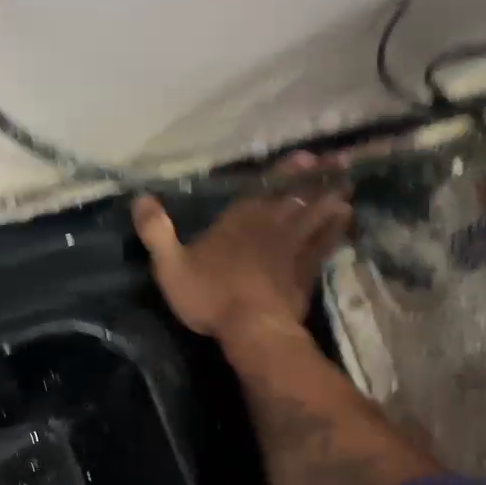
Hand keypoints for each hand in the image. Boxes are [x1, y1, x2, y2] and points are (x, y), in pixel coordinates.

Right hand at [132, 153, 353, 342]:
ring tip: (346, 186)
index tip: (305, 156)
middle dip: (316, 179)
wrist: (252, 328)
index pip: (266, 187)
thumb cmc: (209, 296)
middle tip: (337, 163)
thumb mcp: (169, 266)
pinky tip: (345, 221)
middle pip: (299, 195)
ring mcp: (294, 248)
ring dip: (333, 199)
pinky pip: (327, 243)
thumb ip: (156, 232)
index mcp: (239, 219)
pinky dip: (337, 230)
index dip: (286, 171)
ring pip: (319, 214)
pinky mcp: (307, 271)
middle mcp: (271, 225)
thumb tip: (139, 198)